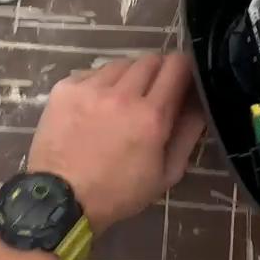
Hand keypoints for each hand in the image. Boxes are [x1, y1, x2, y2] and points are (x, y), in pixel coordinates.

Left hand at [29, 53, 205, 233]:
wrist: (59, 199)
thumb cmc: (118, 192)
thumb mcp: (166, 174)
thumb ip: (188, 134)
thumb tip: (200, 102)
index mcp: (152, 115)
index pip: (178, 66)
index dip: (185, 67)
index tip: (183, 78)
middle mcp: (122, 94)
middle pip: (150, 59)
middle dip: (157, 72)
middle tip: (152, 94)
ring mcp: (91, 88)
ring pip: (121, 63)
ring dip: (128, 77)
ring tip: (121, 101)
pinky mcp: (66, 88)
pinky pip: (93, 73)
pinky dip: (100, 84)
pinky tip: (95, 106)